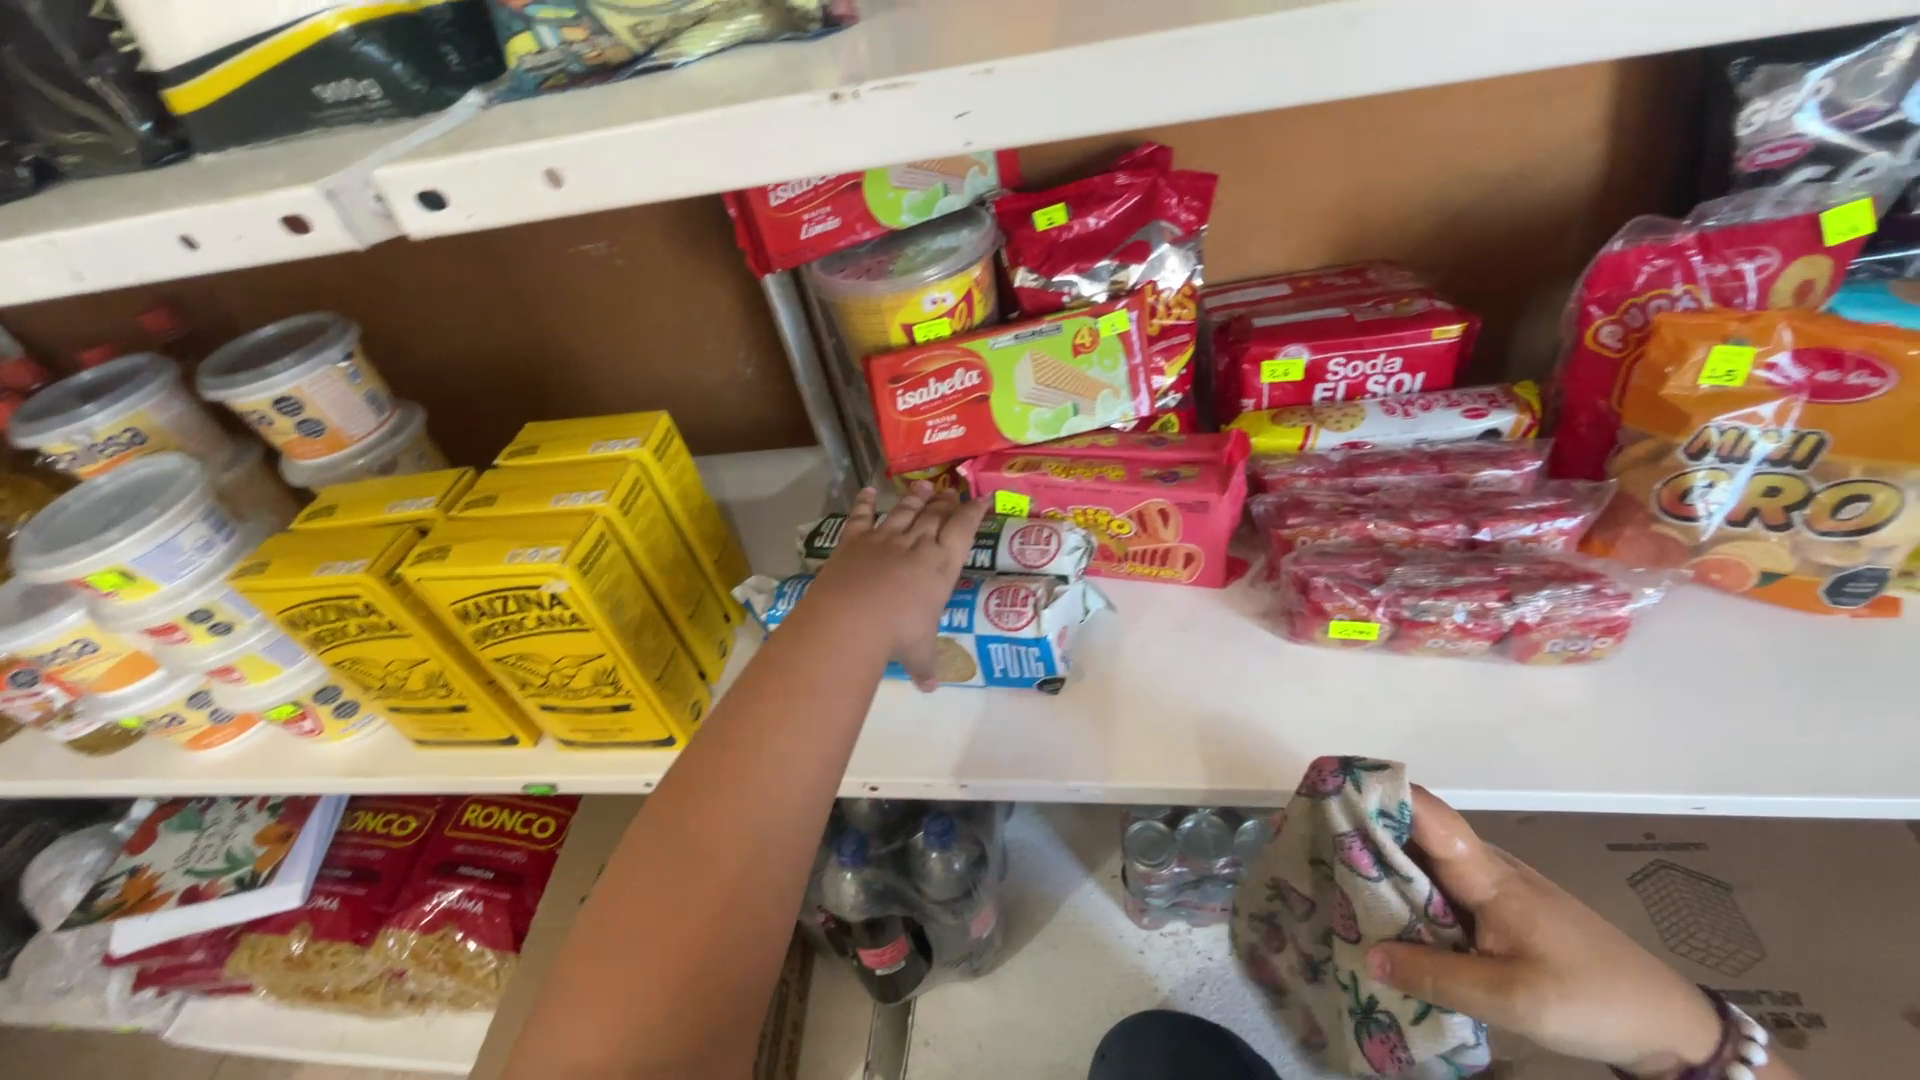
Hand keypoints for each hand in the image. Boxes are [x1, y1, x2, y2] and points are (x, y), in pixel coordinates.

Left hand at [801, 483, 987, 691]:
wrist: (852, 619)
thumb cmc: (898, 635)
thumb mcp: (920, 653)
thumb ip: (927, 666)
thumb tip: (930, 688)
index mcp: (942, 565)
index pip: (964, 529)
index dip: (974, 512)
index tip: (981, 499)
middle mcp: (917, 545)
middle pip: (935, 514)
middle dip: (945, 501)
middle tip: (951, 490)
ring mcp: (884, 539)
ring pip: (904, 511)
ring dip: (914, 498)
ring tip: (923, 486)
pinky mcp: (854, 541)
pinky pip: (861, 517)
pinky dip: (865, 502)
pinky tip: (869, 491)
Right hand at [1367, 788, 1721, 1077]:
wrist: (1669, 1024)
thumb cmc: (1592, 999)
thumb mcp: (1511, 1000)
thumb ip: (1436, 976)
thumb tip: (1368, 955)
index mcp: (1488, 876)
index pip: (1428, 814)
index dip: (1382, 792)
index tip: (1332, 785)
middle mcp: (1488, 869)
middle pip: (1418, 834)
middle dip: (1365, 830)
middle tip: (1313, 844)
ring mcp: (1496, 888)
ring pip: (1428, 862)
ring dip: (1385, 865)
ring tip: (1335, 878)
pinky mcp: (1503, 911)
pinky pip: (1443, 887)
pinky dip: (1410, 891)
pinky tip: (1388, 915)